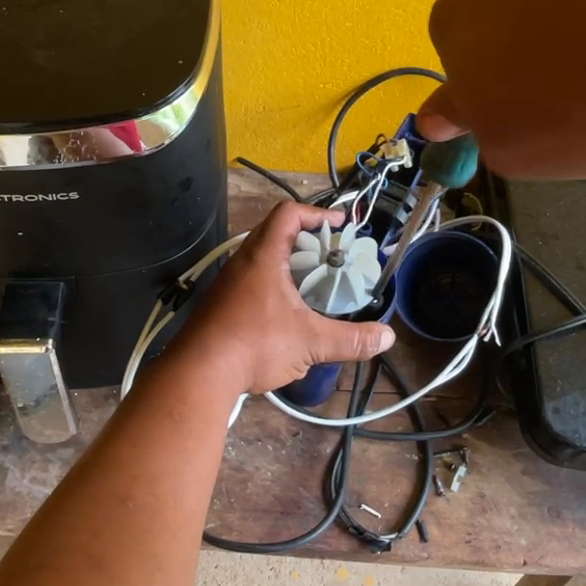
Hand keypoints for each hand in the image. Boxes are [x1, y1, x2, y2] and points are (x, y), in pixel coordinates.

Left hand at [167, 201, 395, 395]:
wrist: (198, 372)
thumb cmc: (254, 344)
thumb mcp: (310, 342)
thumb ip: (350, 339)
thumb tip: (386, 338)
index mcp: (263, 256)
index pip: (288, 214)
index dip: (316, 213)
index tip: (338, 225)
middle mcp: (242, 262)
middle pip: (274, 232)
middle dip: (305, 240)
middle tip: (330, 257)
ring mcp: (227, 283)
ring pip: (260, 259)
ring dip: (286, 265)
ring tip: (312, 285)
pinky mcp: (220, 305)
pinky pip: (250, 282)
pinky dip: (272, 286)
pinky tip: (285, 313)